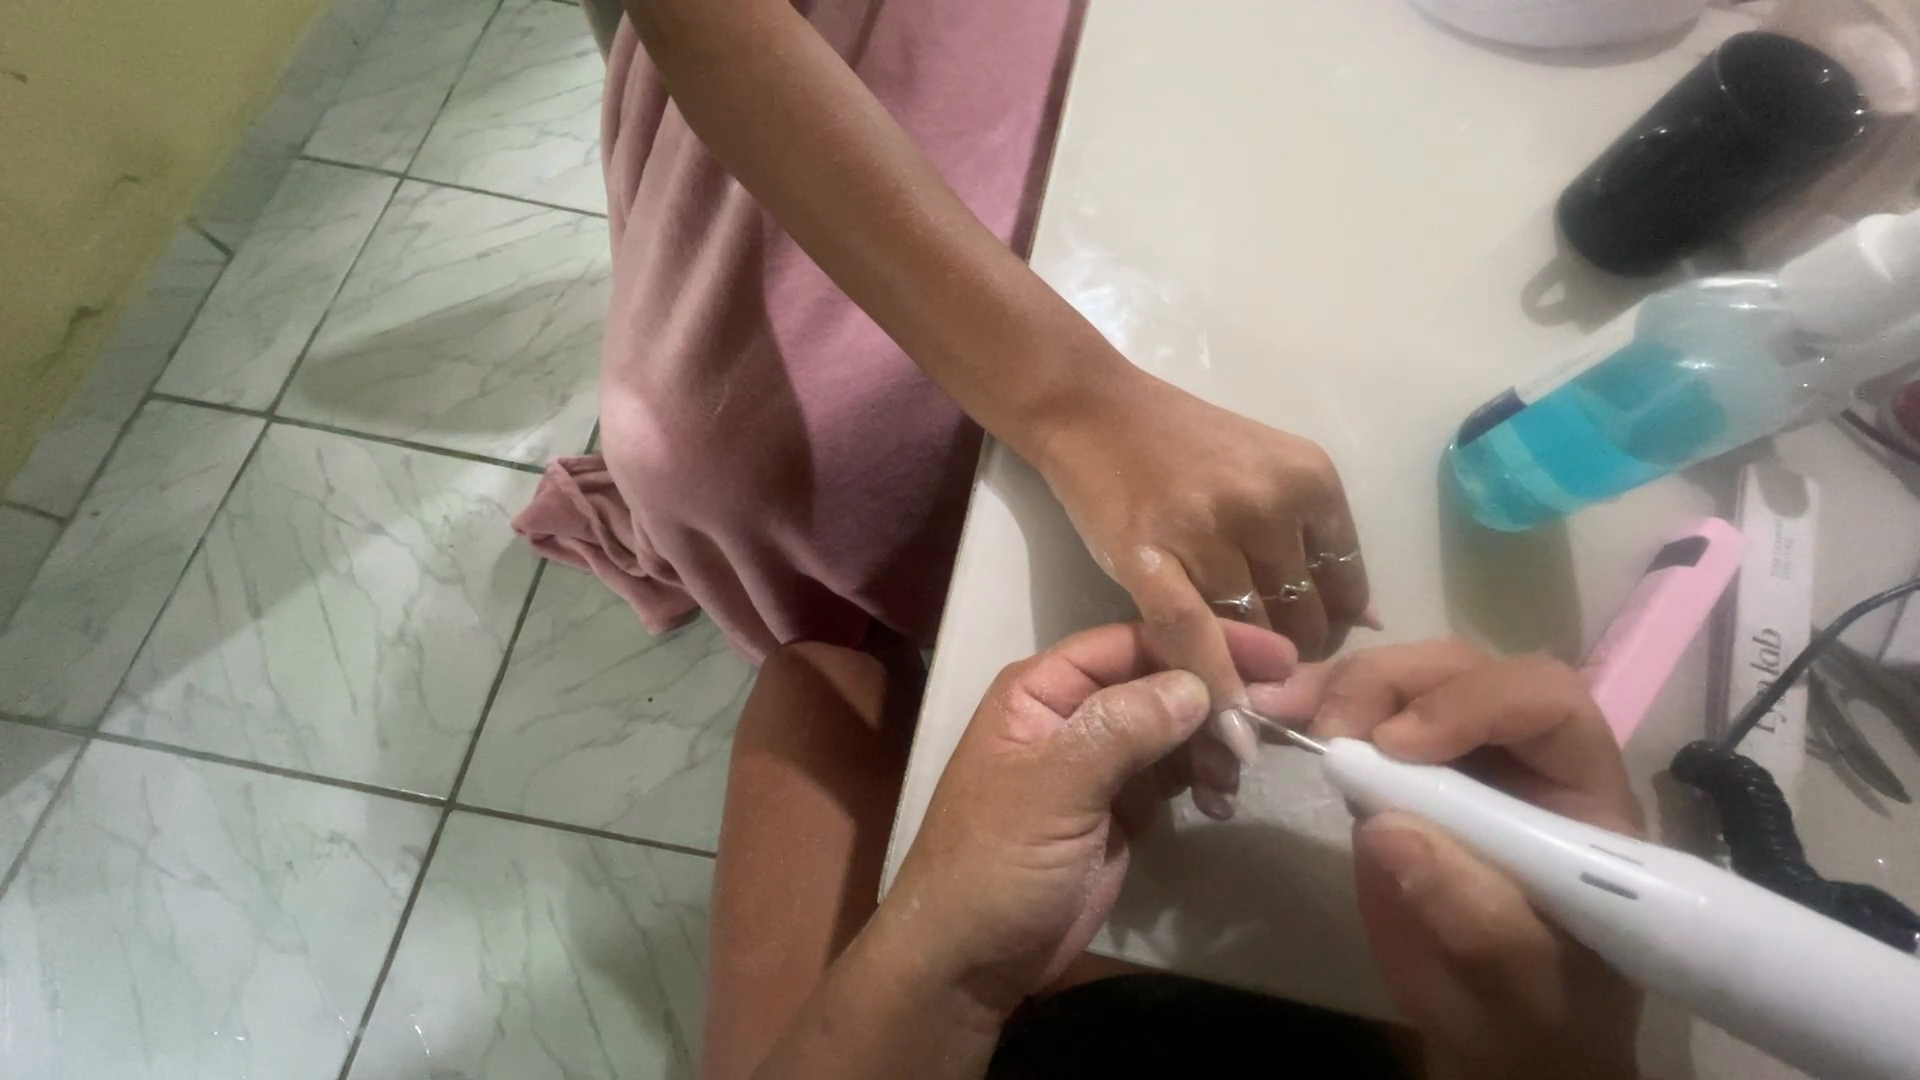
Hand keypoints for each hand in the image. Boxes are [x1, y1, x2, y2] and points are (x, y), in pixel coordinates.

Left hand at [876, 619, 1296, 1017]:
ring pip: (1175, 726)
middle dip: (1219, 690)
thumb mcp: (1051, 791)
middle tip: (1286, 702)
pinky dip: (1207, 778)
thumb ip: (1119, 732)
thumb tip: (1195, 684)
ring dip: (1218, 738)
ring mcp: (1102, 759)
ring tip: (1246, 764)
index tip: (1267, 654)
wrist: (973, 960)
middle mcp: (1075, 712)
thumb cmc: (995, 864)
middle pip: (1159, 680)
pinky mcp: (1124, 803)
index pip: (1129, 644)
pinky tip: (1222, 800)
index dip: (1196, 641)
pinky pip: (1177, 772)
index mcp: (1043, 689)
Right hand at [1034, 369, 1368, 791]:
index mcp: (1310, 479)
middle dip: (1289, 659)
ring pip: (1252, 635)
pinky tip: (1228, 724)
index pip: (1347, 587)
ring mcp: (1207, 532)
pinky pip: (1192, 637)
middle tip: (1260, 675)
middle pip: (1303, 619)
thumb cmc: (1179, 442)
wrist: (1094, 411)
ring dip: (1250, 673)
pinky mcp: (1149, 559)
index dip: (1330, 634)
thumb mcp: (1266, 468)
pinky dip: (1213, 685)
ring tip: (1238, 688)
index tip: (1303, 654)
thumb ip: (1315, 538)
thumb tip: (1366, 617)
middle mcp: (1269, 503)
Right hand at [1259, 642, 1644, 1079]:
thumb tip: (1387, 829)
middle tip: (1329, 730)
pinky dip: (1307, 699)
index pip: (1543, 703)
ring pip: (1398, 674)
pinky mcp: (1390, 761)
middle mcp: (1513, 751)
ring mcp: (1448, 749)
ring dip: (1338, 685)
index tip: (1397, 745)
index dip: (1470, 703)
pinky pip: (1351, 705)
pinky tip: (1271, 709)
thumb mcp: (1516, 977)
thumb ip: (1471, 908)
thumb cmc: (1524, 1006)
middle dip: (1387, 683)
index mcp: (1575, 793)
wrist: (1483, 1021)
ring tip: (1283, 712)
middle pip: (1458, 669)